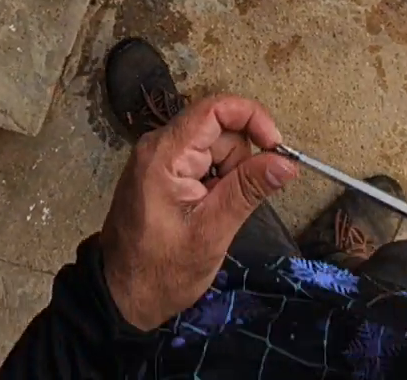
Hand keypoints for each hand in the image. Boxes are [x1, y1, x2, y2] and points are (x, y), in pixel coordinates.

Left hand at [98, 94, 298, 329]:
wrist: (119, 298)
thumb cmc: (162, 271)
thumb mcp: (212, 232)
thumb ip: (249, 190)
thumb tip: (287, 162)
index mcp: (165, 153)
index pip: (215, 108)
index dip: (252, 117)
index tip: (276, 147)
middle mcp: (159, 144)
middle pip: (218, 127)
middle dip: (238, 160)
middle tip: (231, 202)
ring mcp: (159, 155)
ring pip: (214, 143)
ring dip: (228, 173)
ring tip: (214, 211)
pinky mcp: (162, 169)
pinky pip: (202, 158)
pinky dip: (215, 179)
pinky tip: (207, 207)